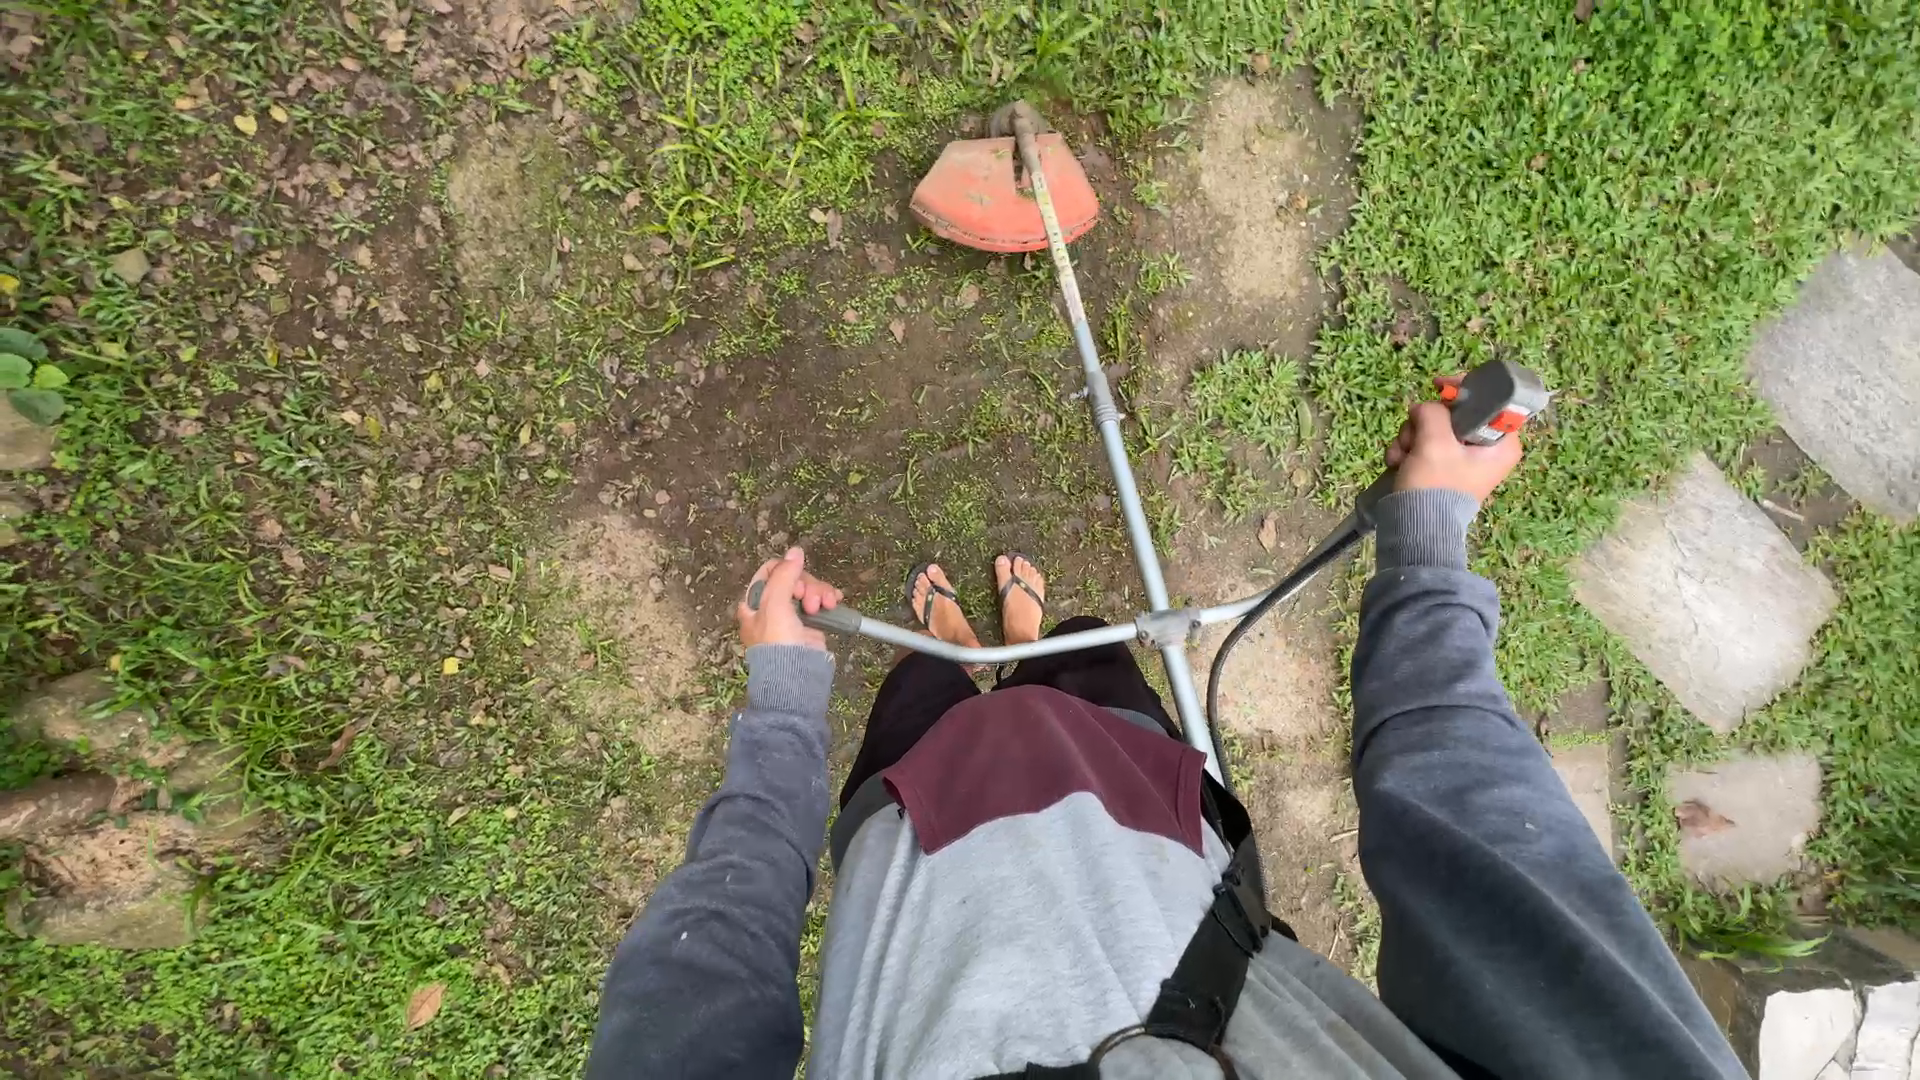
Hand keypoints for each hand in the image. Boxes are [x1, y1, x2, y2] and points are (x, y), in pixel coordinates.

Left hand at [736, 547, 841, 650]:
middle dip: (807, 585)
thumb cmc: (777, 642)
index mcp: (754, 602)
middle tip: (809, 600)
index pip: (769, 572)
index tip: (795, 582)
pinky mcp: (810, 623)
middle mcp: (771, 607)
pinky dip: (828, 598)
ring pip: (809, 589)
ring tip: (826, 605)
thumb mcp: (775, 603)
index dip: (785, 571)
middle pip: (793, 579)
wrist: (795, 674)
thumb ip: (785, 575)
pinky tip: (835, 601)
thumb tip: (795, 551)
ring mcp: (792, 615)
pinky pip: (820, 601)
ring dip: (820, 592)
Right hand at [1386, 376, 1523, 500]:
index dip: (1462, 390)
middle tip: (1413, 438)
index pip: (1489, 401)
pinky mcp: (1441, 469)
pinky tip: (1398, 463)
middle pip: (1453, 415)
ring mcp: (1462, 460)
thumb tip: (1423, 407)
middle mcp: (1486, 450)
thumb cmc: (1434, 485)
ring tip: (1401, 457)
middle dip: (1424, 423)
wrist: (1416, 527)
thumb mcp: (1434, 443)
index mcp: (1502, 443)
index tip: (1438, 386)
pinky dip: (1406, 451)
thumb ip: (1432, 413)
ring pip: (1432, 430)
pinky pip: (1423, 446)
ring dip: (1409, 438)